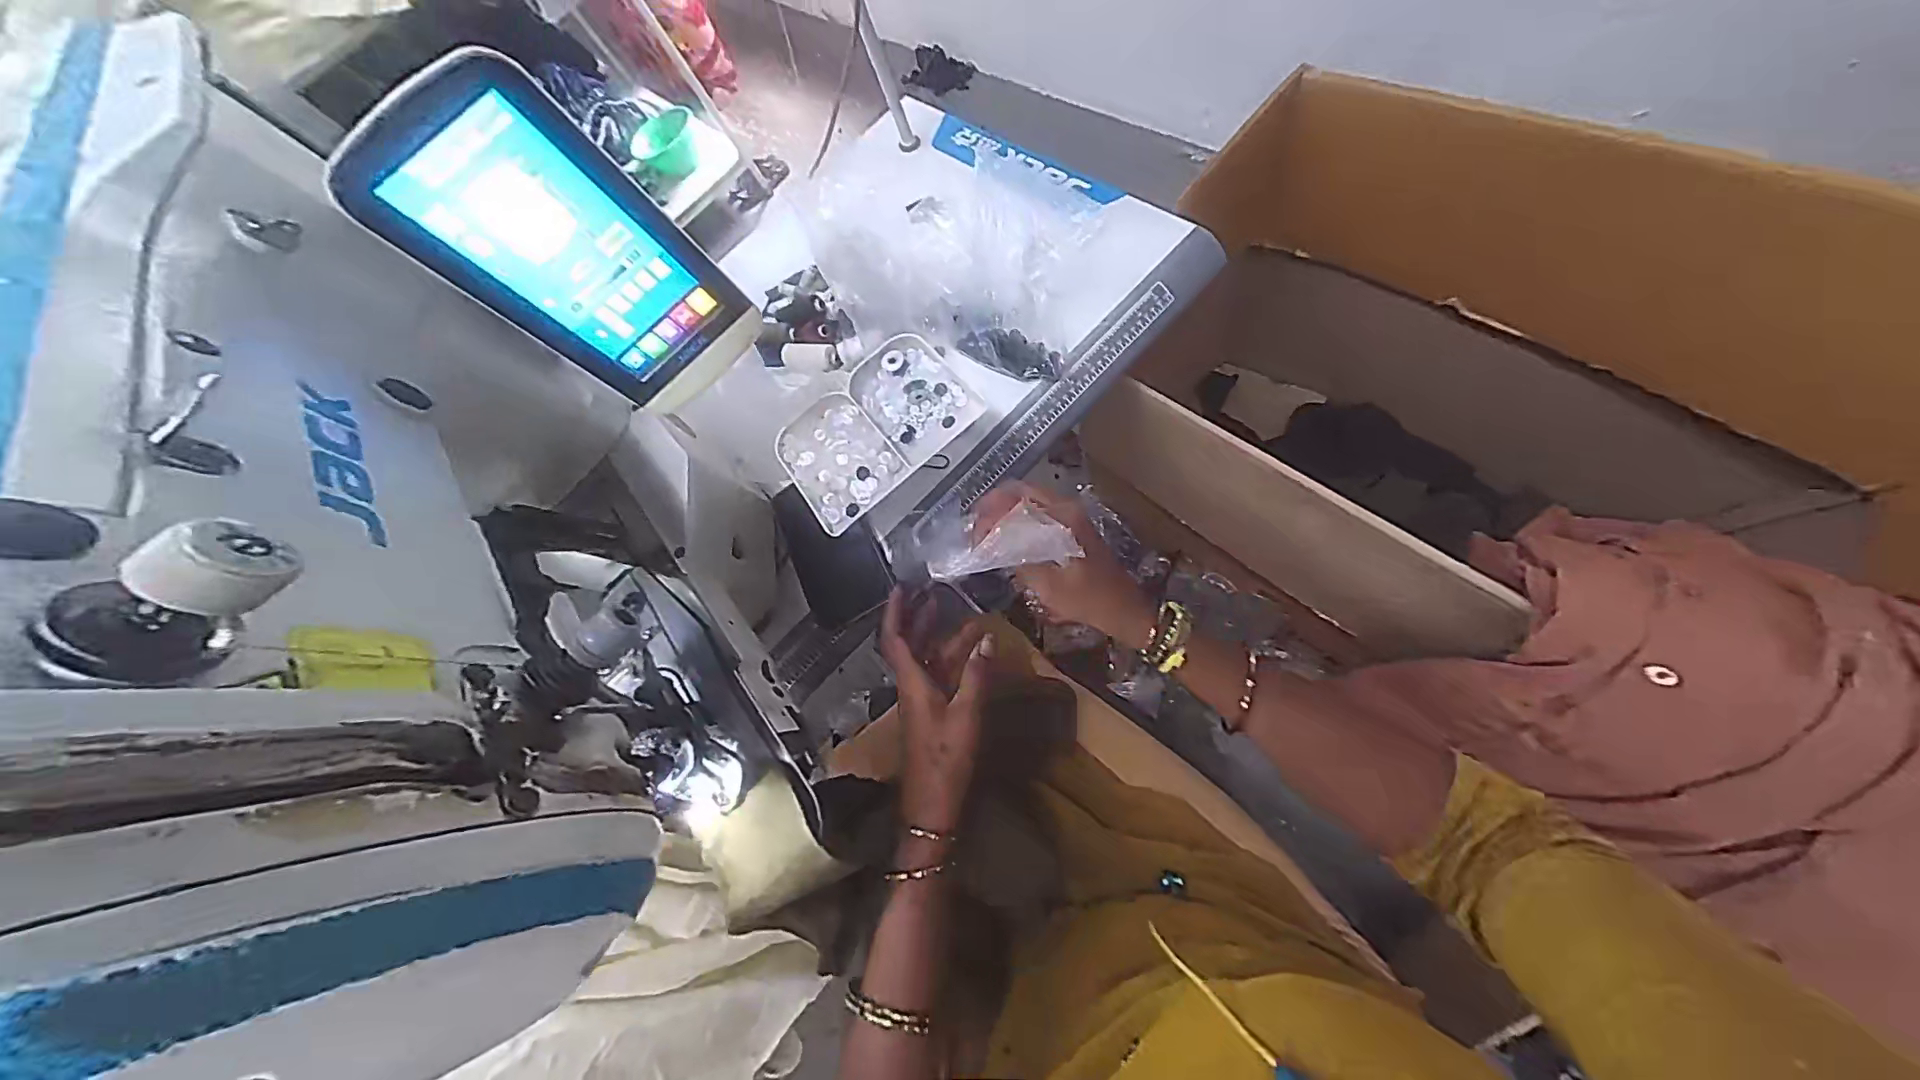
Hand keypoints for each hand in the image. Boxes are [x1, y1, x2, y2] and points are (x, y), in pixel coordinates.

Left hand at [879, 587, 993, 834]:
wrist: (932, 804)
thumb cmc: (945, 759)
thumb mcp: (966, 715)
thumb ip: (976, 676)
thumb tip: (987, 640)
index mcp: (911, 683)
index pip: (895, 640)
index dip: (896, 612)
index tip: (902, 588)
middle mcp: (912, 687)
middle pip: (910, 645)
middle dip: (919, 618)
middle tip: (933, 593)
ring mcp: (922, 700)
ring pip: (928, 660)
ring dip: (941, 638)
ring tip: (959, 615)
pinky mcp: (933, 712)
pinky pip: (939, 676)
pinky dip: (952, 661)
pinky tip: (970, 653)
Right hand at [971, 481, 1155, 648]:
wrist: (1125, 609)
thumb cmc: (1089, 599)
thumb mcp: (1048, 585)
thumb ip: (1018, 560)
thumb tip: (993, 547)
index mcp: (1063, 516)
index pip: (1017, 496)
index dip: (990, 510)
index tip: (974, 533)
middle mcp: (1067, 508)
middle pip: (1022, 494)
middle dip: (994, 508)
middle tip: (975, 530)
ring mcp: (1071, 517)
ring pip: (1029, 504)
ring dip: (1005, 514)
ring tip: (985, 535)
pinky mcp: (1072, 529)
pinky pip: (1038, 516)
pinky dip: (1018, 523)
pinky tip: (1006, 541)